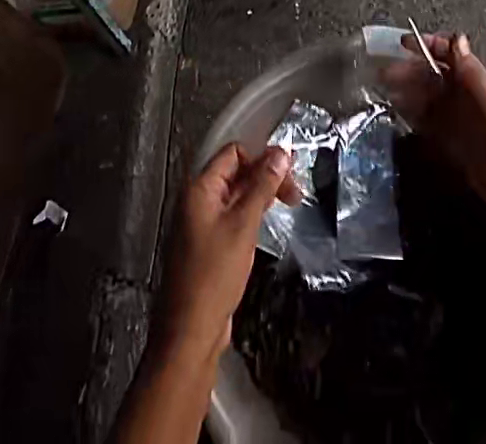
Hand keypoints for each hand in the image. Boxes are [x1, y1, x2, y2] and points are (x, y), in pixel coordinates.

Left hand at [156, 142, 302, 357]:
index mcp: (199, 191)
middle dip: (266, 175)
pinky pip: (234, 214)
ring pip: (237, 194)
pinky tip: (269, 220)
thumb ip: (263, 186)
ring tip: (291, 202)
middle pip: (236, 172)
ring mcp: (202, 223)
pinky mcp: (209, 243)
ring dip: (263, 193)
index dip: (262, 156)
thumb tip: (281, 154)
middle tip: (295, 190)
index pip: (233, 153)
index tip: (288, 170)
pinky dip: (253, 212)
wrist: (190, 332)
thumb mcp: (244, 224)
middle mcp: (197, 202)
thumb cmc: (214, 275)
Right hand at [385, 34, 485, 247]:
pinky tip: (400, 116)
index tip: (404, 43)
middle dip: (413, 71)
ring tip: (384, 91)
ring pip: (433, 101)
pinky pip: (433, 125)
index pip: (455, 56)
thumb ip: (474, 78)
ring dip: (411, 92)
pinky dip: (416, 117)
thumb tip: (457, 38)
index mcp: (484, 87)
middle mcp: (473, 101)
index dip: (431, 46)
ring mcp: (465, 125)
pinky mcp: (459, 148)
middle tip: (384, 73)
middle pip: (439, 78)